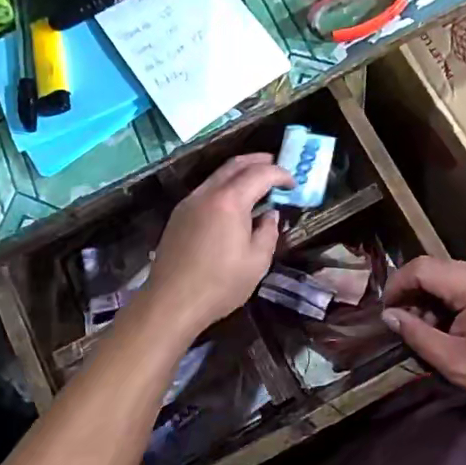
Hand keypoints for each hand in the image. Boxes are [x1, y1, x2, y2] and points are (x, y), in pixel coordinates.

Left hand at [139, 154, 293, 336]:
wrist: (172, 302)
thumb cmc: (220, 285)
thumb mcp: (257, 262)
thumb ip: (268, 232)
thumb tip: (270, 215)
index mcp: (229, 201)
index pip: (260, 174)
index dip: (280, 174)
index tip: (294, 183)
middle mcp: (206, 194)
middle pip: (234, 165)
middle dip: (258, 162)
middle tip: (277, 166)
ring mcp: (188, 203)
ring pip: (217, 176)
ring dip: (239, 173)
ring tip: (258, 183)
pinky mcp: (178, 216)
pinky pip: (206, 190)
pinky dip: (225, 187)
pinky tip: (234, 203)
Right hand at [381, 255, 465, 416]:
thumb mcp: (453, 361)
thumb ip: (417, 334)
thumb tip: (389, 316)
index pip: (422, 268)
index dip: (397, 286)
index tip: (387, 312)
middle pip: (435, 268)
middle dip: (412, 292)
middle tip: (404, 324)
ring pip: (448, 275)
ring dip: (429, 297)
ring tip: (425, 329)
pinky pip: (464, 282)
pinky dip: (447, 299)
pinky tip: (447, 325)